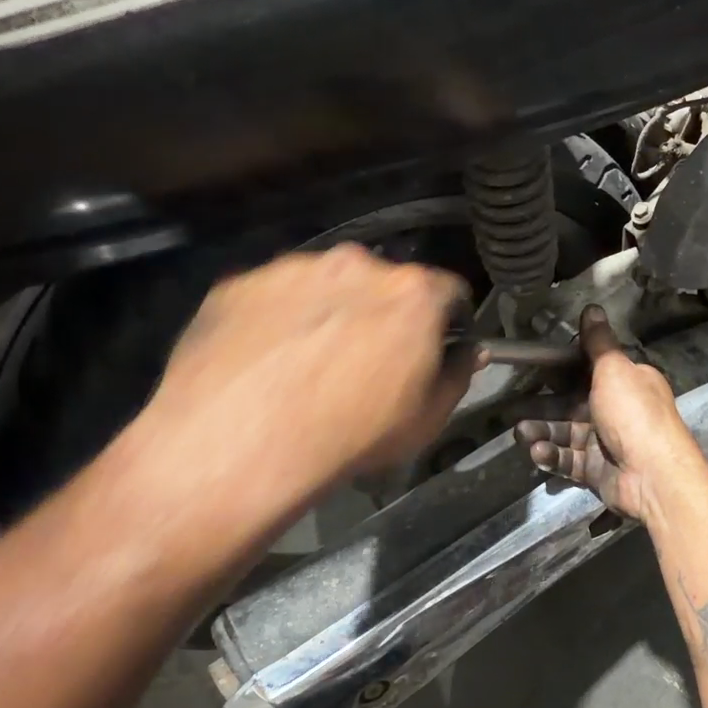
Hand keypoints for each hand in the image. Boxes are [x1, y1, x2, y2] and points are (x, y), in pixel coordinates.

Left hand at [138, 243, 473, 501]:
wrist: (243, 442)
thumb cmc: (354, 433)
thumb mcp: (429, 419)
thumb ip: (458, 375)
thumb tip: (468, 353)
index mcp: (412, 292)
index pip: (450, 290)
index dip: (448, 321)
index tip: (436, 347)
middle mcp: (355, 264)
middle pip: (384, 283)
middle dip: (385, 314)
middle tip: (371, 362)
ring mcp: (291, 269)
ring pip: (326, 286)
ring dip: (331, 314)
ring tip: (312, 365)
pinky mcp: (239, 284)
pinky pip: (273, 298)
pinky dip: (279, 322)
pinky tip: (269, 364)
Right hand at [515, 307, 707, 521]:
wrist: (652, 474)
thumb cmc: (634, 414)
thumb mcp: (615, 369)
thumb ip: (599, 342)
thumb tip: (592, 307)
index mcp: (625, 382)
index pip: (586, 372)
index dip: (558, 370)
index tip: (530, 368)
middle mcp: (616, 411)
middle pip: (569, 404)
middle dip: (540, 406)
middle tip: (510, 408)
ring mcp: (605, 443)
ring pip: (564, 433)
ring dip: (541, 431)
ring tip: (521, 432)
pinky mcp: (596, 471)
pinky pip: (568, 460)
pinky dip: (552, 456)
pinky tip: (538, 452)